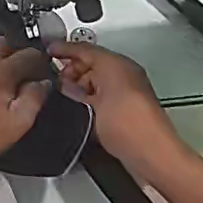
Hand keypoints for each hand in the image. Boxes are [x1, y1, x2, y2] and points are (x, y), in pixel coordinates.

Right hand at [48, 42, 191, 183]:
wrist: (153, 153)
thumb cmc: (129, 127)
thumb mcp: (91, 104)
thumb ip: (74, 91)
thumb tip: (64, 86)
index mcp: (117, 64)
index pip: (85, 49)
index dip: (64, 49)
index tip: (50, 50)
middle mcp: (125, 73)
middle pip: (91, 62)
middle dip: (71, 69)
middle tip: (54, 78)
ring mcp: (129, 89)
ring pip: (98, 78)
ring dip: (80, 84)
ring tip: (64, 95)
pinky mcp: (130, 106)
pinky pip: (105, 92)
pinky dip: (90, 96)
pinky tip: (80, 107)